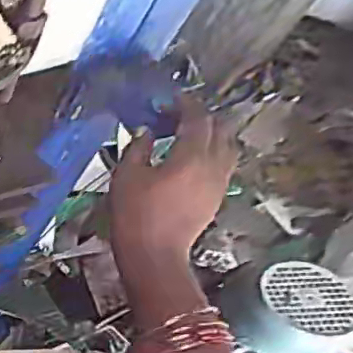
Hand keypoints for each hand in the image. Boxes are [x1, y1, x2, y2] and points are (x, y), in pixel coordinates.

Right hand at [108, 97, 236, 275]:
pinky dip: (209, 152)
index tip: (170, 100)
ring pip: (226, 146)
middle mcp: (214, 164)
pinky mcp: (218, 195)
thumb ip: (139, 148)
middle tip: (175, 116)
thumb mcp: (126, 177)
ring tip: (185, 136)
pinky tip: (189, 160)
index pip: (197, 119)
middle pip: (219, 129)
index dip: (185, 105)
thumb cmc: (135, 214)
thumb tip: (148, 132)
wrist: (154, 252)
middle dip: (199, 118)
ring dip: (209, 135)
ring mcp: (220, 181)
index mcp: (191, 157)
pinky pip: (222, 163)